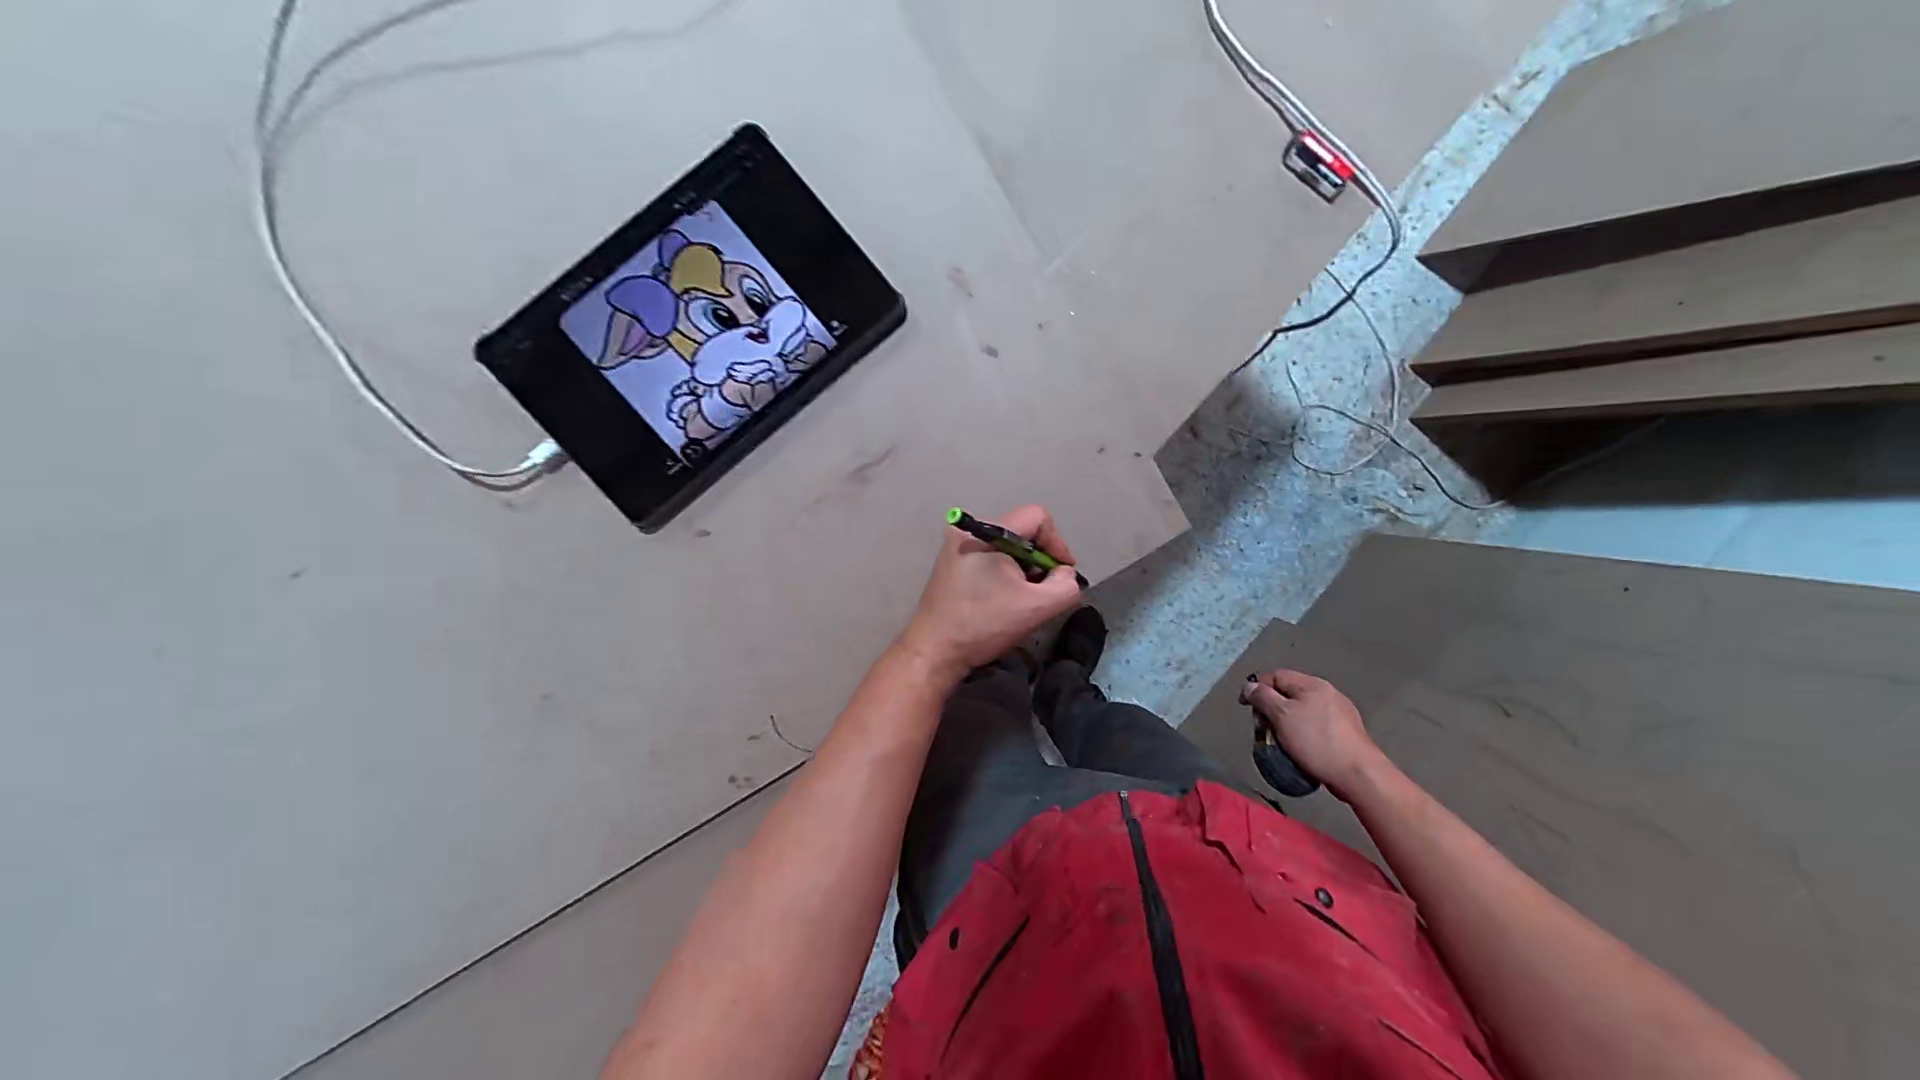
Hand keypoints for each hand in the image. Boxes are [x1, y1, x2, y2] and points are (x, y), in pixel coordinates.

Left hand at [900, 505, 1083, 679]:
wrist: (935, 650)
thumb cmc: (984, 624)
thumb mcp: (1037, 607)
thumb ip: (1066, 586)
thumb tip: (1064, 574)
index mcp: (986, 531)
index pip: (1038, 518)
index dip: (1057, 544)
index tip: (1062, 574)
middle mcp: (968, 530)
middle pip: (1022, 532)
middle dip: (1039, 560)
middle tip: (1043, 591)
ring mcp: (955, 547)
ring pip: (1006, 547)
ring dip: (1023, 570)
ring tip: (1022, 598)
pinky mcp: (951, 564)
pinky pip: (990, 558)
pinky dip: (1004, 574)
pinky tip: (1003, 600)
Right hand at [1239, 669, 1388, 798]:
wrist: (1358, 774)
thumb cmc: (1316, 742)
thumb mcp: (1281, 715)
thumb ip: (1262, 697)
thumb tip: (1250, 686)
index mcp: (1312, 684)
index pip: (1275, 676)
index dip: (1257, 689)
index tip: (1247, 709)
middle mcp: (1327, 693)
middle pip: (1287, 694)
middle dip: (1271, 710)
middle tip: (1265, 729)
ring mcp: (1339, 713)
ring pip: (1301, 712)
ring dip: (1286, 724)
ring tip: (1281, 742)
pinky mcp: (1345, 732)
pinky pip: (1314, 726)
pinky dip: (1302, 734)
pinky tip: (1302, 749)